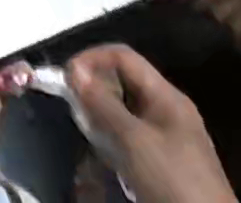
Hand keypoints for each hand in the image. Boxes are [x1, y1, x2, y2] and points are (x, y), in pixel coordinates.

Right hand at [69, 45, 237, 202]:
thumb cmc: (173, 183)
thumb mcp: (134, 142)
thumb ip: (103, 104)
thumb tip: (74, 69)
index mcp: (166, 95)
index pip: (122, 56)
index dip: (92, 59)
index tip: (66, 79)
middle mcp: (168, 110)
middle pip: (123, 83)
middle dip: (95, 91)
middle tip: (74, 109)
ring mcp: (169, 138)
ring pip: (125, 112)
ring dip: (103, 118)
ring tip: (88, 134)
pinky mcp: (166, 164)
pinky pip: (132, 138)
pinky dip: (114, 142)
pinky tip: (107, 160)